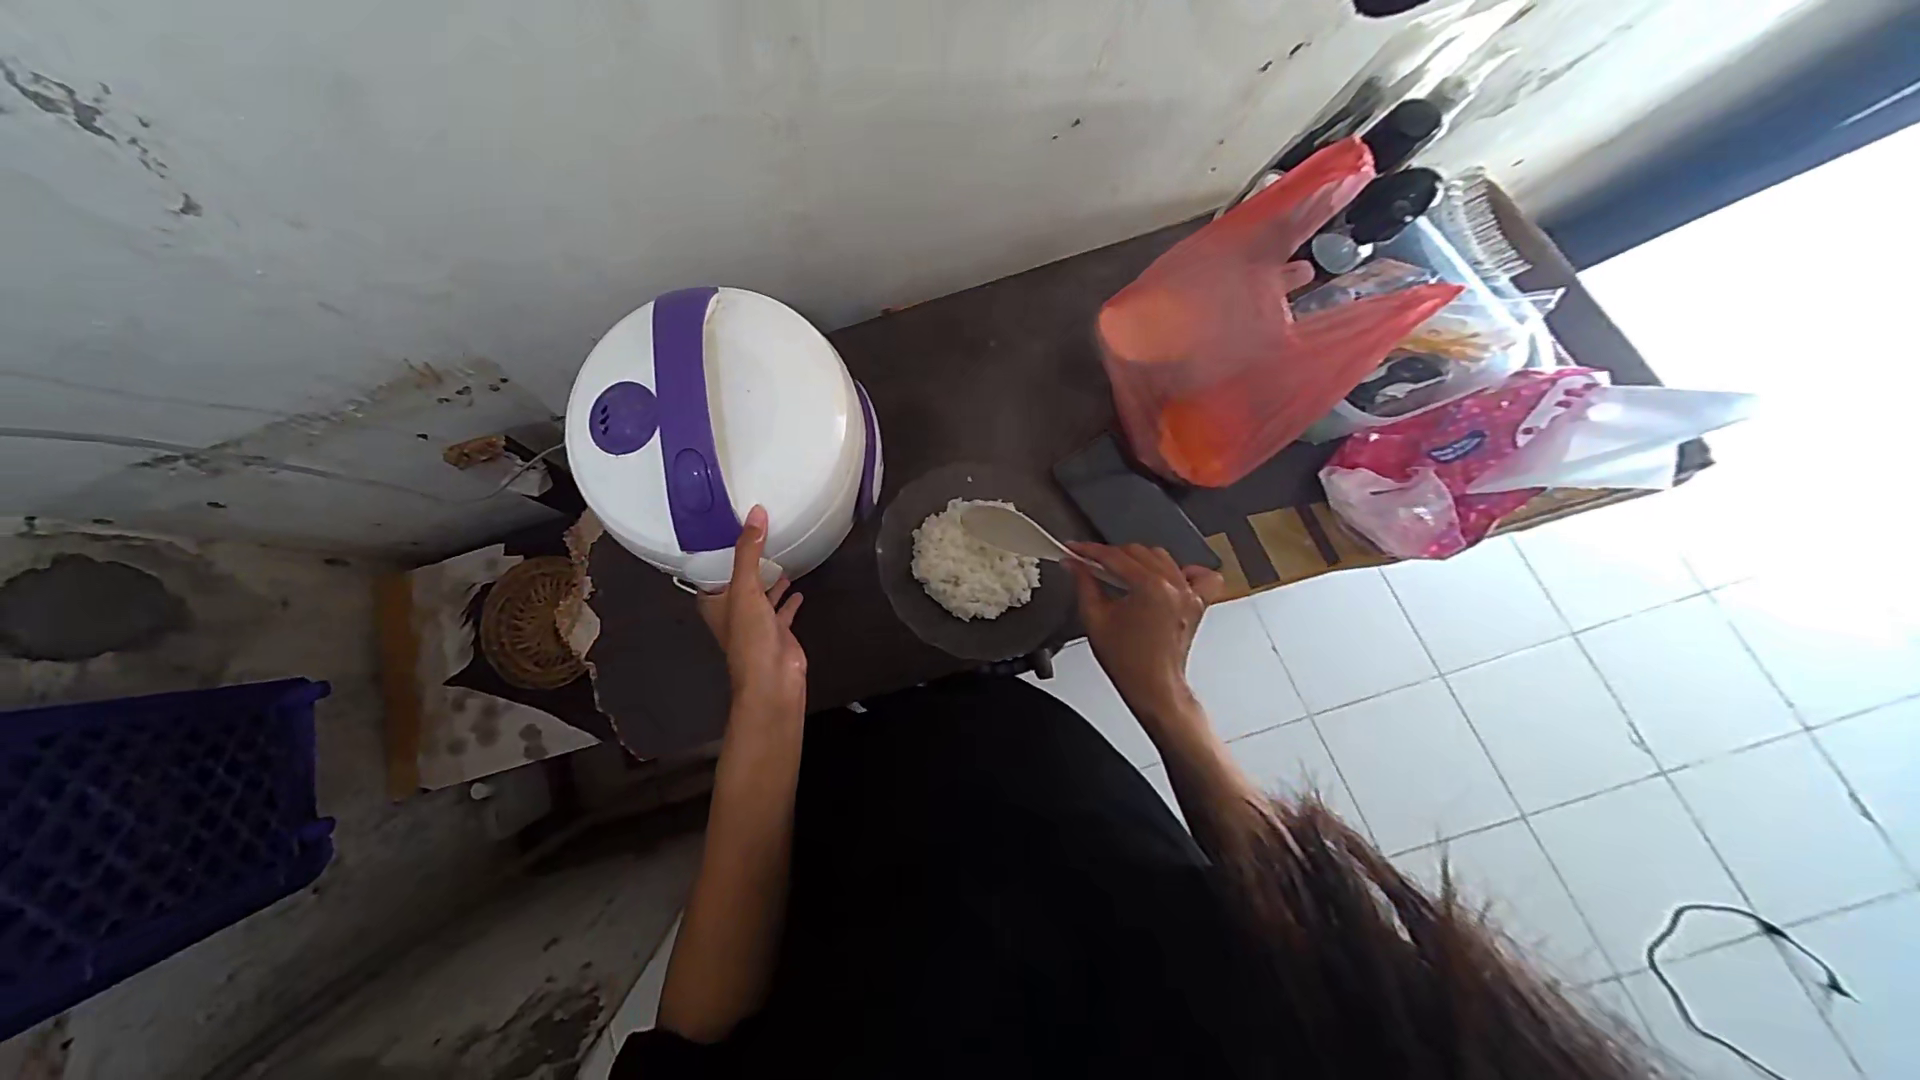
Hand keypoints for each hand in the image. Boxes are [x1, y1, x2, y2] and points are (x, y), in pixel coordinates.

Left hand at [697, 505, 806, 715]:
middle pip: (738, 581)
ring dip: (768, 580)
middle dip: (747, 563)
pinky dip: (787, 598)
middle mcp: (731, 611)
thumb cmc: (750, 636)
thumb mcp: (745, 588)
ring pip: (760, 594)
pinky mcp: (776, 632)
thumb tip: (755, 513)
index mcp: (714, 602)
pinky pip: (781, 610)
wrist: (773, 679)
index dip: (718, 551)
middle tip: (759, 537)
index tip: (728, 527)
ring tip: (779, 557)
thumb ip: (749, 551)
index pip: (711, 570)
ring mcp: (755, 623)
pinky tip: (797, 587)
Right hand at [1065, 542, 1224, 720]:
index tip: (1076, 549)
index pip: (1114, 557)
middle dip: (1110, 555)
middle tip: (1089, 562)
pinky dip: (1182, 571)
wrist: (1153, 687)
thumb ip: (1083, 584)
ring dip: (1138, 559)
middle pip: (1137, 552)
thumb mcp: (1095, 619)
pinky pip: (1197, 575)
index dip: (1089, 550)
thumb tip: (1074, 565)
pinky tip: (1163, 577)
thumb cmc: (1129, 663)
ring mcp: (1188, 594)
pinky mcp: (1196, 603)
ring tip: (1119, 571)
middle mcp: (1173, 586)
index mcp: (1149, 587)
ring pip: (1161, 558)